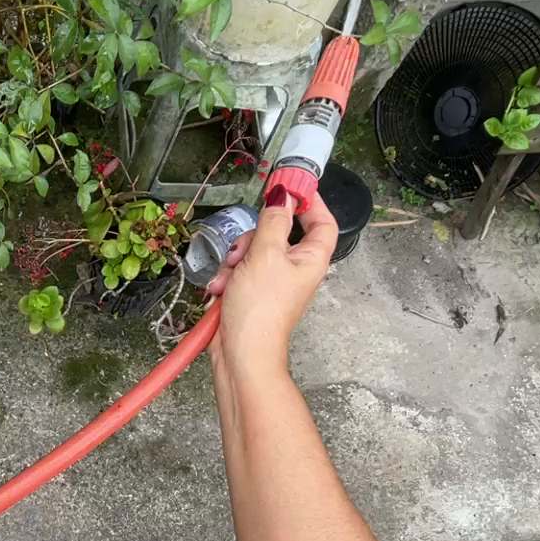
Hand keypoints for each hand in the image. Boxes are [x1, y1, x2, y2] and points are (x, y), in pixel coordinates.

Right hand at [210, 187, 337, 377]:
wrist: (240, 353)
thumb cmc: (260, 310)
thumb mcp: (264, 255)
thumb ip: (273, 220)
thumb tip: (283, 195)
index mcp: (310, 259)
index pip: (321, 221)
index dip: (309, 202)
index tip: (290, 187)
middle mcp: (293, 269)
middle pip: (275, 234)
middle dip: (251, 239)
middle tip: (242, 250)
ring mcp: (270, 283)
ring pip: (250, 253)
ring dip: (232, 262)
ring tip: (227, 280)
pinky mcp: (248, 294)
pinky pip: (236, 273)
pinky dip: (225, 279)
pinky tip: (218, 292)